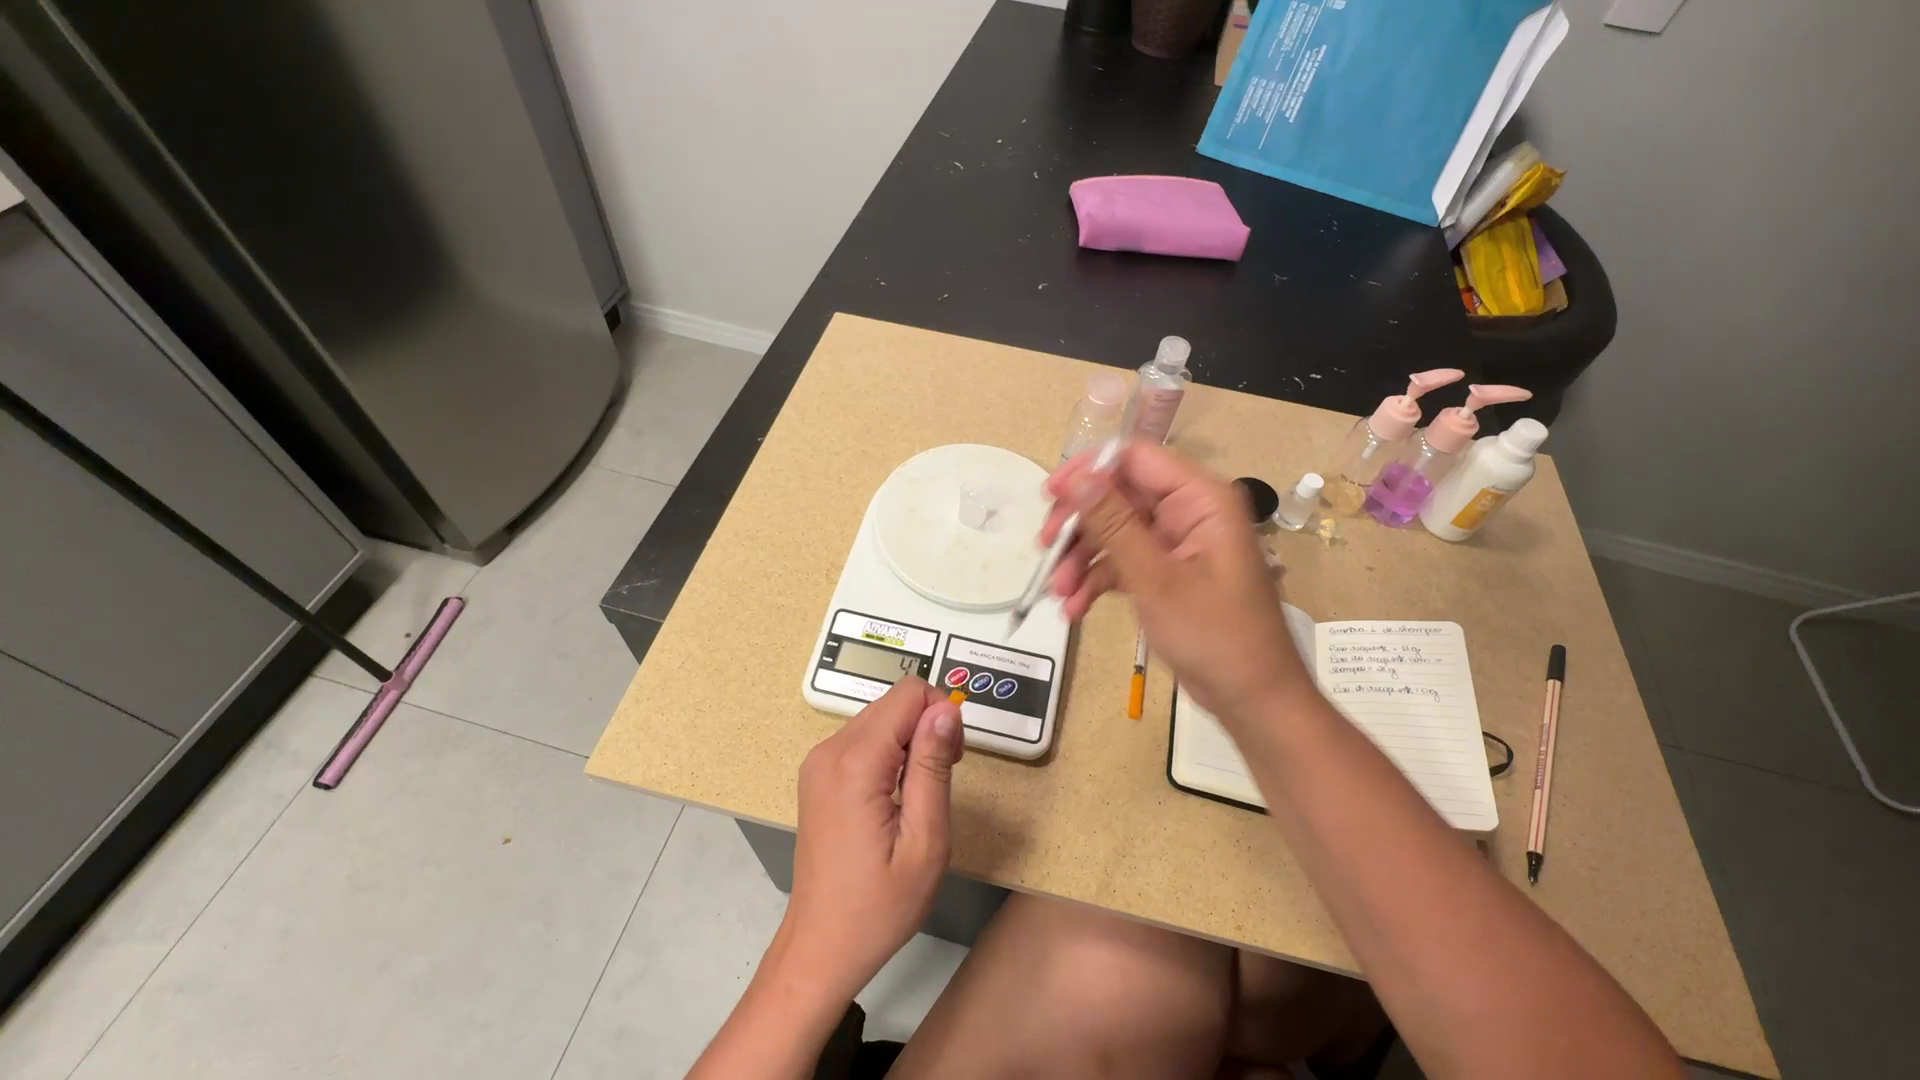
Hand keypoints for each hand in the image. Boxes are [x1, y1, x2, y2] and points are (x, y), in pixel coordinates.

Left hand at [779, 677, 964, 999]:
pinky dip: (890, 752)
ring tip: (919, 794)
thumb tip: (947, 709)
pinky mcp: (818, 775)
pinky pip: (863, 738)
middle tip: (941, 780)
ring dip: (910, 740)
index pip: (909, 693)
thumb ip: (934, 767)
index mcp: (855, 763)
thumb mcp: (925, 841)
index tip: (953, 761)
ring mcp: (818, 761)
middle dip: (928, 726)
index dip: (942, 715)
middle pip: (893, 701)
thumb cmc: (880, 905)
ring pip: (880, 717)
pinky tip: (897, 795)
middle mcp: (829, 750)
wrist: (822, 945)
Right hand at [1042, 441, 1310, 722]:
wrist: (1252, 698)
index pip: (1135, 458)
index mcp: (1200, 500)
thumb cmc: (1215, 636)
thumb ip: (1114, 524)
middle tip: (1045, 548)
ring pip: (1114, 532)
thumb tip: (1077, 477)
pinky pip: (1122, 563)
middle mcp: (1188, 513)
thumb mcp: (1156, 579)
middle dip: (1079, 524)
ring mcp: (1176, 544)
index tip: (1050, 495)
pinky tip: (1075, 608)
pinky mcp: (1167, 573)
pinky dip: (1097, 582)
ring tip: (1058, 592)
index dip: (1089, 470)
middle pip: (1118, 496)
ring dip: (1081, 559)